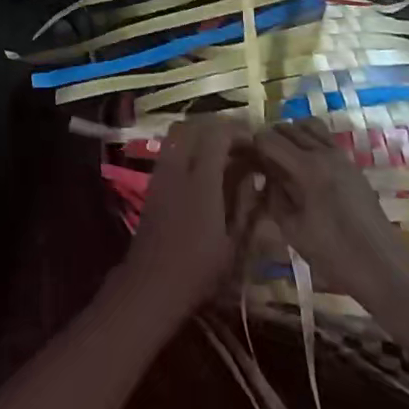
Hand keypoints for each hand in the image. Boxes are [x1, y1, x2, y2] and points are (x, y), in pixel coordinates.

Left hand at [119, 115, 252, 312]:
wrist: (151, 283)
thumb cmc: (199, 269)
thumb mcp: (233, 243)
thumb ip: (245, 204)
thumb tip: (254, 175)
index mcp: (200, 181)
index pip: (217, 135)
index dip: (238, 132)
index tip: (257, 142)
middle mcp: (177, 167)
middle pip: (194, 126)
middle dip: (219, 127)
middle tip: (242, 142)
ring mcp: (160, 171)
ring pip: (178, 133)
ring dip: (202, 133)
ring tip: (225, 151)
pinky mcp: (153, 180)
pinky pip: (170, 147)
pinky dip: (188, 144)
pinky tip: (205, 165)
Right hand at [251, 118, 408, 301]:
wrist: (384, 270)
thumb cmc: (334, 253)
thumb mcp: (292, 228)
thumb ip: (273, 195)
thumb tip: (264, 176)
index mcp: (307, 167)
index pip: (269, 138)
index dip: (254, 146)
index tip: (246, 161)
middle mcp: (325, 153)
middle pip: (288, 127)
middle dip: (271, 138)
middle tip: (262, 161)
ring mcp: (343, 158)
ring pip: (310, 126)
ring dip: (292, 136)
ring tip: (284, 160)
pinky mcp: (354, 167)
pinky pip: (325, 140)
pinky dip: (310, 142)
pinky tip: (306, 170)